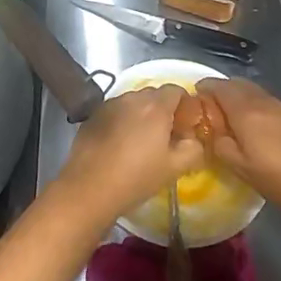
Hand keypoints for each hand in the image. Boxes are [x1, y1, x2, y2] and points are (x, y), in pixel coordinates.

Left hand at [56, 86, 206, 225]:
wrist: (87, 190)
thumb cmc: (136, 178)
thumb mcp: (175, 168)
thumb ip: (193, 148)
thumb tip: (193, 140)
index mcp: (156, 106)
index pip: (177, 90)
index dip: (184, 106)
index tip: (185, 127)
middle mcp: (132, 98)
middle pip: (154, 96)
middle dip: (164, 111)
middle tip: (166, 137)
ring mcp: (109, 105)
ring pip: (133, 104)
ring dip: (142, 116)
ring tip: (141, 143)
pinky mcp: (92, 117)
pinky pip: (116, 113)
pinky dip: (123, 122)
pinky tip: (120, 146)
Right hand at [197, 78, 280, 220]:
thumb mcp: (241, 168)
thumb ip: (221, 146)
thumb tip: (213, 132)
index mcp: (246, 111)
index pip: (219, 87)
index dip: (204, 88)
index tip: (192, 97)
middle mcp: (263, 102)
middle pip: (237, 85)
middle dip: (220, 90)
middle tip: (208, 108)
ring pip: (253, 93)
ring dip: (238, 98)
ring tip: (227, 118)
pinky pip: (266, 103)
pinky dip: (253, 106)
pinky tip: (253, 127)